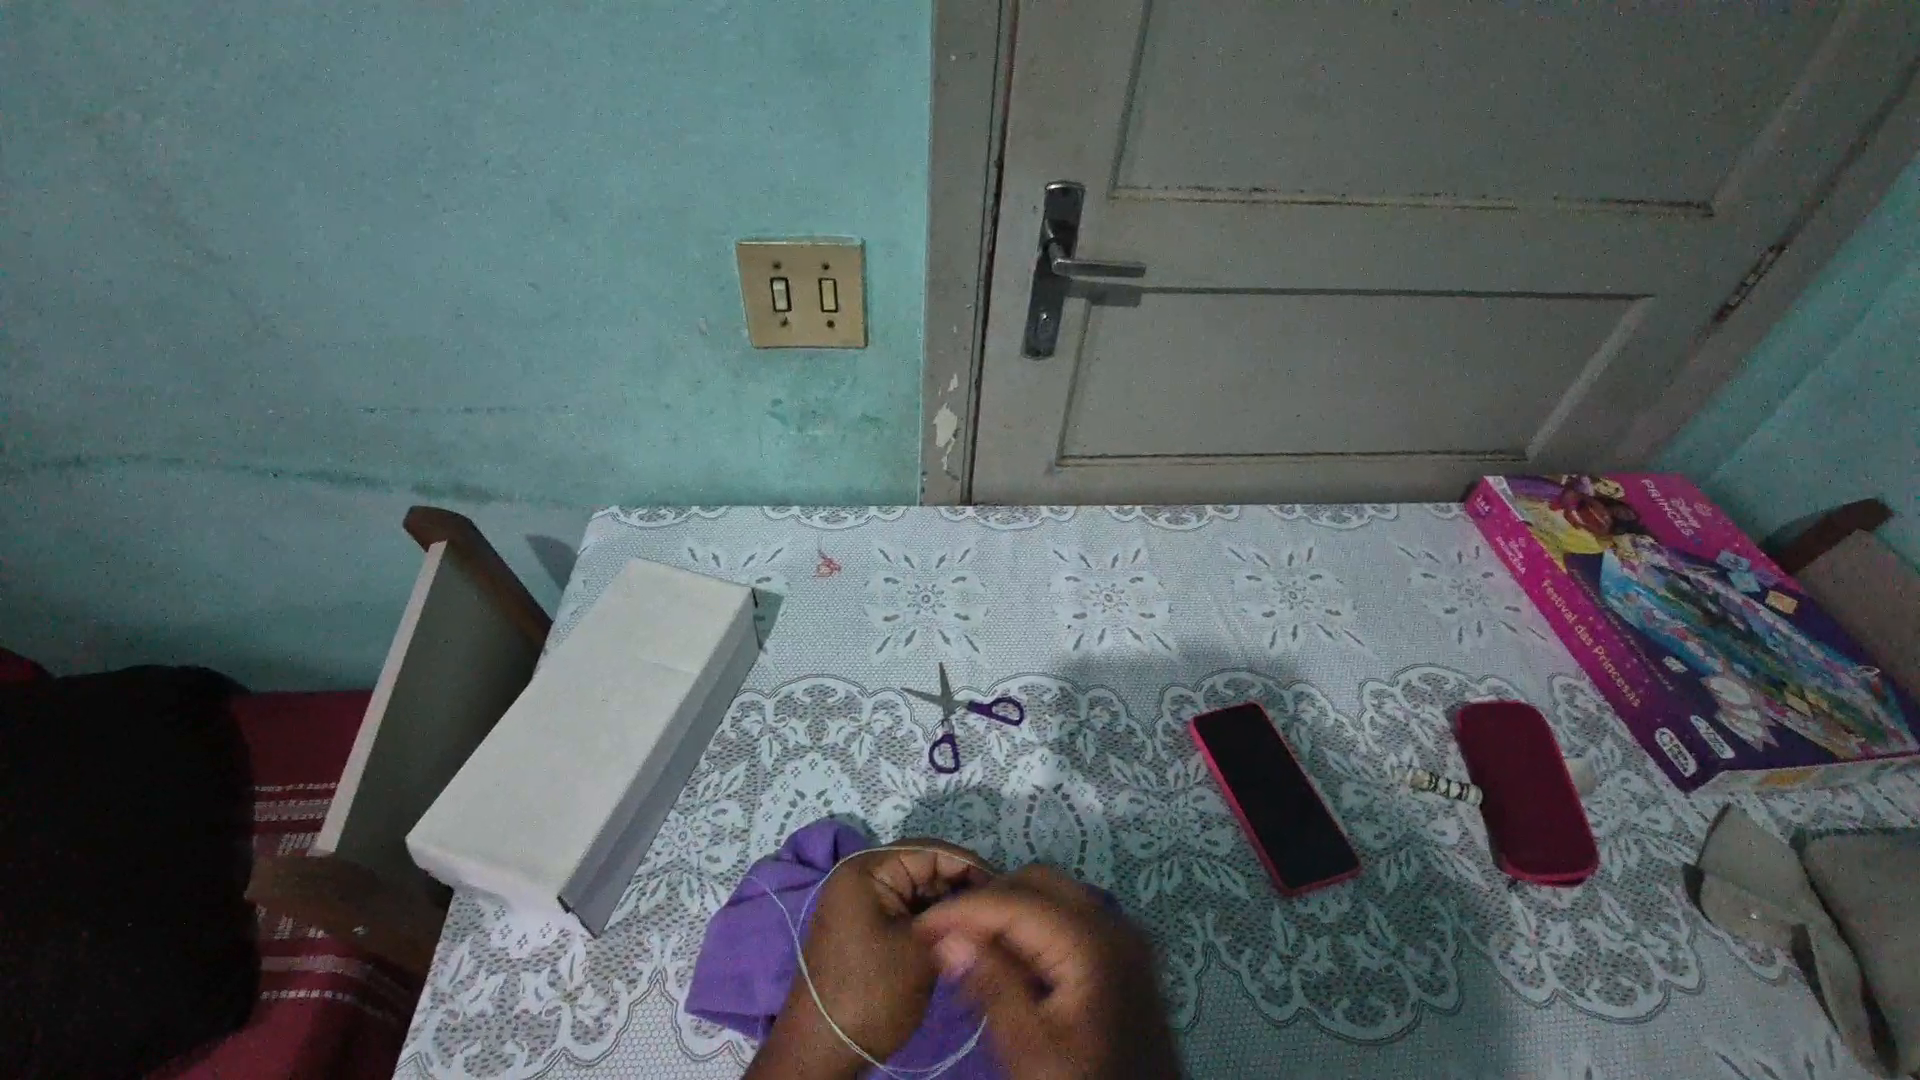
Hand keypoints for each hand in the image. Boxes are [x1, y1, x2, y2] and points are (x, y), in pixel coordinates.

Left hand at [747, 839, 992, 1079]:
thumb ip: (953, 916)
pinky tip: (961, 933)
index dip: (969, 865)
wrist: (822, 1050)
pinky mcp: (867, 925)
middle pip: (924, 867)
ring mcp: (863, 902)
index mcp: (867, 870)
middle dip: (961, 885)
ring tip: (985, 921)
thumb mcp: (919, 950)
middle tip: (998, 908)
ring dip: (949, 903)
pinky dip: (934, 918)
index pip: (930, 851)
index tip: (1004, 888)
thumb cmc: (870, 993)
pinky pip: (908, 909)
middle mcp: (862, 876)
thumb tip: (986, 900)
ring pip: (919, 890)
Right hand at [914, 865, 1180, 1079]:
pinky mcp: (1125, 957)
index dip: (963, 909)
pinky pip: (1072, 917)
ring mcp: (1124, 938)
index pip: (1014, 901)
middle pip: (1037, 883)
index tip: (921, 927)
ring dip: (1011, 910)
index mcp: (1092, 942)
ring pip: (1055, 895)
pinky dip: (1036, 925)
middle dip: (989, 901)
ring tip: (972, 947)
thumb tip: (949, 937)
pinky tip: (1011, 960)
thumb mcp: (1030, 1049)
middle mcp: (1114, 924)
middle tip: (948, 937)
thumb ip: (991, 985)